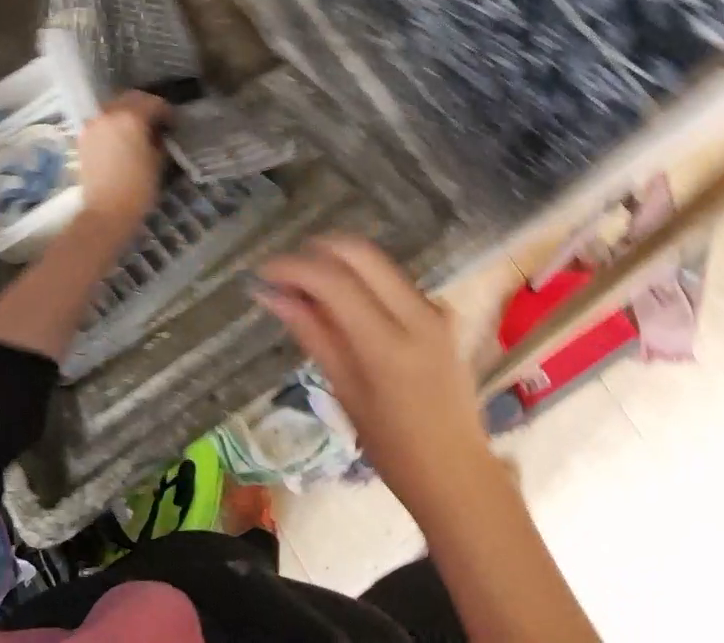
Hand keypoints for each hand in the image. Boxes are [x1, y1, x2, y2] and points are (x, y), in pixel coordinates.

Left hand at [77, 91, 169, 223]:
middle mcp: (109, 114)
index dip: (167, 112)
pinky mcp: (84, 138)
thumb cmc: (139, 188)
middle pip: (131, 98)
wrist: (106, 212)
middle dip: (146, 106)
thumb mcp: (159, 160)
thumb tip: (158, 132)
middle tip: (158, 122)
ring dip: (129, 113)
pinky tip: (123, 139)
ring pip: (114, 108)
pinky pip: (103, 121)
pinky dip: (114, 124)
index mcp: (131, 117)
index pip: (153, 103)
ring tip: (140, 131)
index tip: (173, 124)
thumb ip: (159, 139)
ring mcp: (93, 125)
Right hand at [255, 235, 497, 517]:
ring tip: (307, 291)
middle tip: (286, 273)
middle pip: (361, 254)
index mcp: (389, 344)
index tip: (264, 272)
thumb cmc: (394, 449)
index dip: (294, 268)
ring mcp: (436, 310)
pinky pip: (395, 282)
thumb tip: (272, 295)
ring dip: (341, 266)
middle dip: (318, 252)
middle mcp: (418, 314)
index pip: (335, 281)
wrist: (458, 471)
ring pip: (379, 264)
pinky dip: (364, 283)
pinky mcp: (444, 314)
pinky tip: (343, 306)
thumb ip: (313, 334)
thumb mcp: (346, 393)